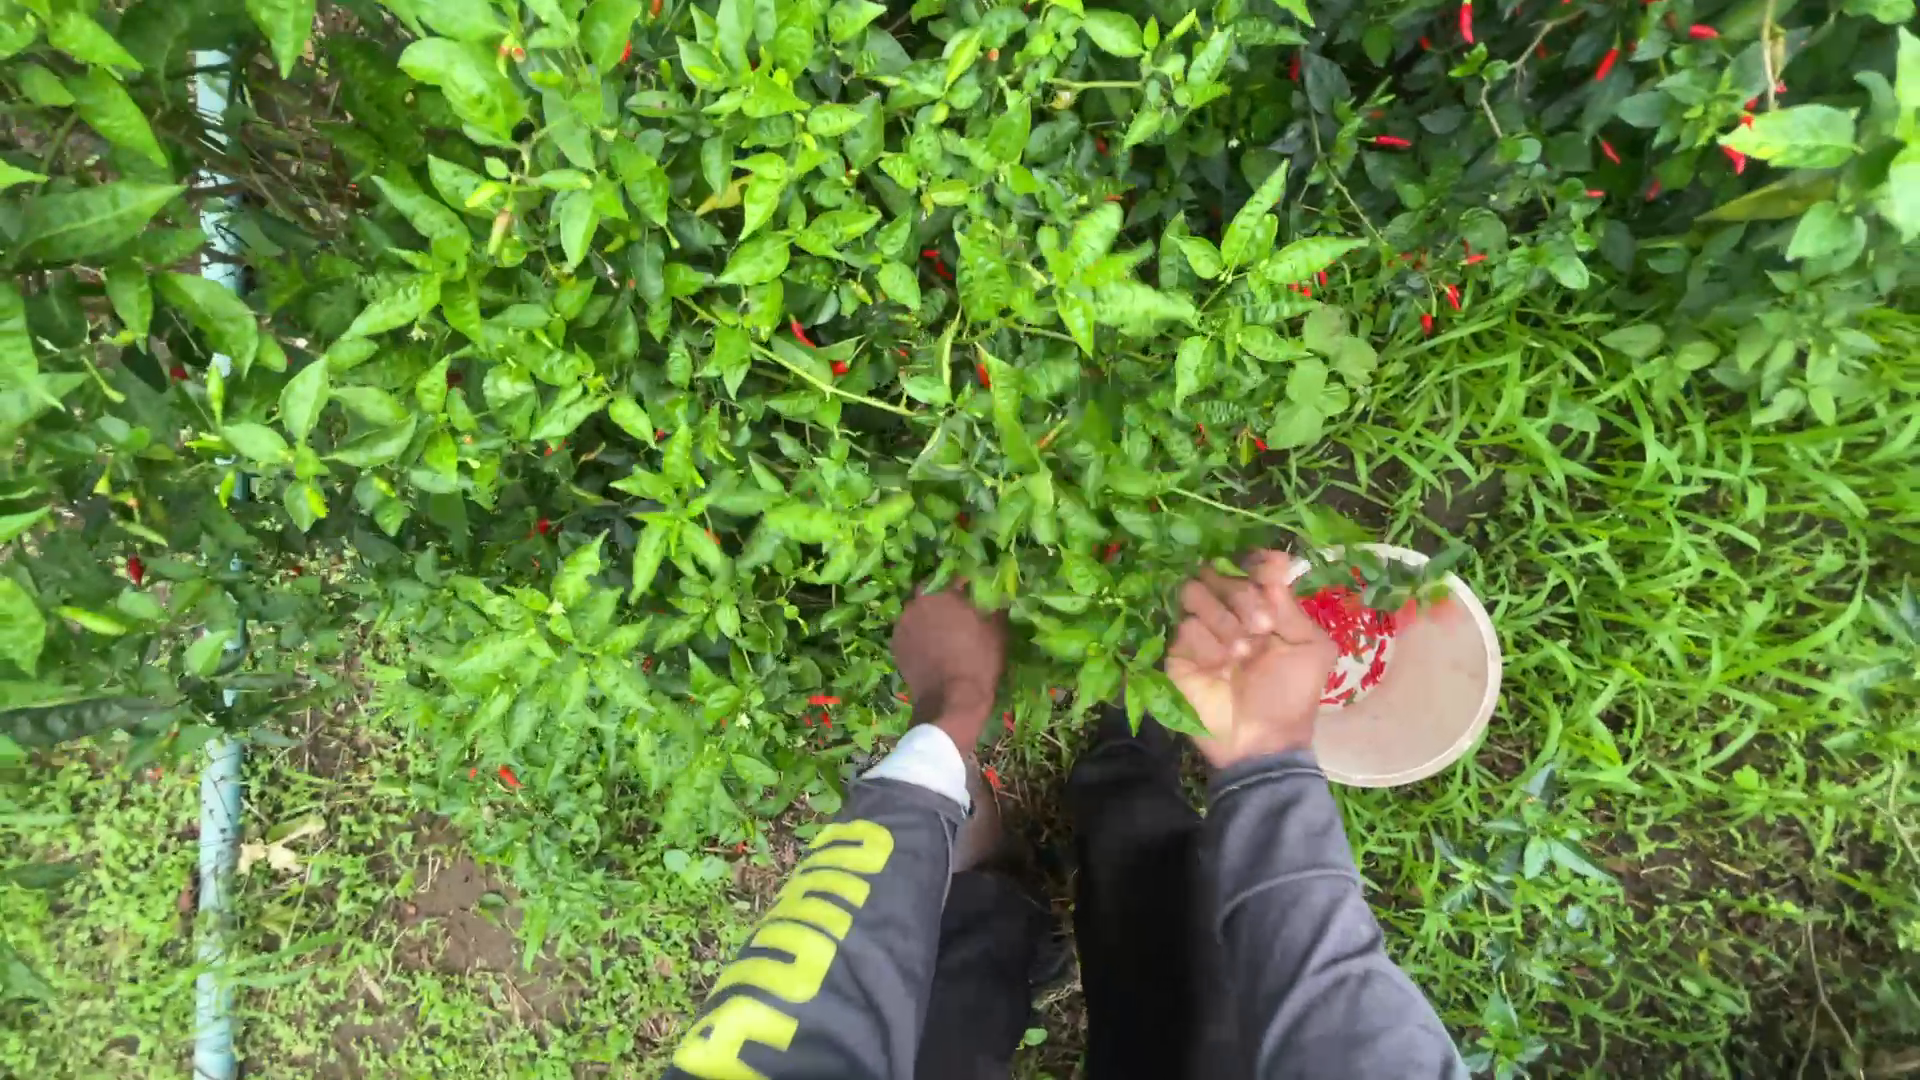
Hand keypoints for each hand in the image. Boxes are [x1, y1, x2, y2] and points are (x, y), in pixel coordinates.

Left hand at [891, 587, 1006, 747]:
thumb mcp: (997, 630)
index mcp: (944, 593)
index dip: (967, 585)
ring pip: (917, 611)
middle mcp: (919, 602)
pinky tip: (929, 647)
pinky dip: (917, 634)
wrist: (952, 699)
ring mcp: (903, 623)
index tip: (974, 594)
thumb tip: (998, 595)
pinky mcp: (895, 643)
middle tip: (956, 613)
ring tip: (942, 632)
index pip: (957, 578)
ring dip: (927, 615)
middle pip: (931, 592)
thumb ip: (995, 606)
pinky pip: (908, 631)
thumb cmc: (979, 661)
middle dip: (942, 598)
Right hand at [1166, 552, 1337, 767]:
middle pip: (1219, 574)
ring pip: (1195, 593)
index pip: (1250, 567)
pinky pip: (1185, 627)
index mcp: (1261, 607)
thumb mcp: (1310, 649)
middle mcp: (1228, 611)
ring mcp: (1200, 630)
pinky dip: (1207, 645)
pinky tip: (1220, 667)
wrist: (1261, 741)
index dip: (1256, 562)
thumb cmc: (1290, 696)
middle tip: (1262, 627)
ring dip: (1223, 619)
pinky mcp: (1177, 650)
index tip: (1267, 568)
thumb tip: (1273, 564)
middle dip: (1242, 597)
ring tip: (1241, 652)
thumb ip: (1290, 607)